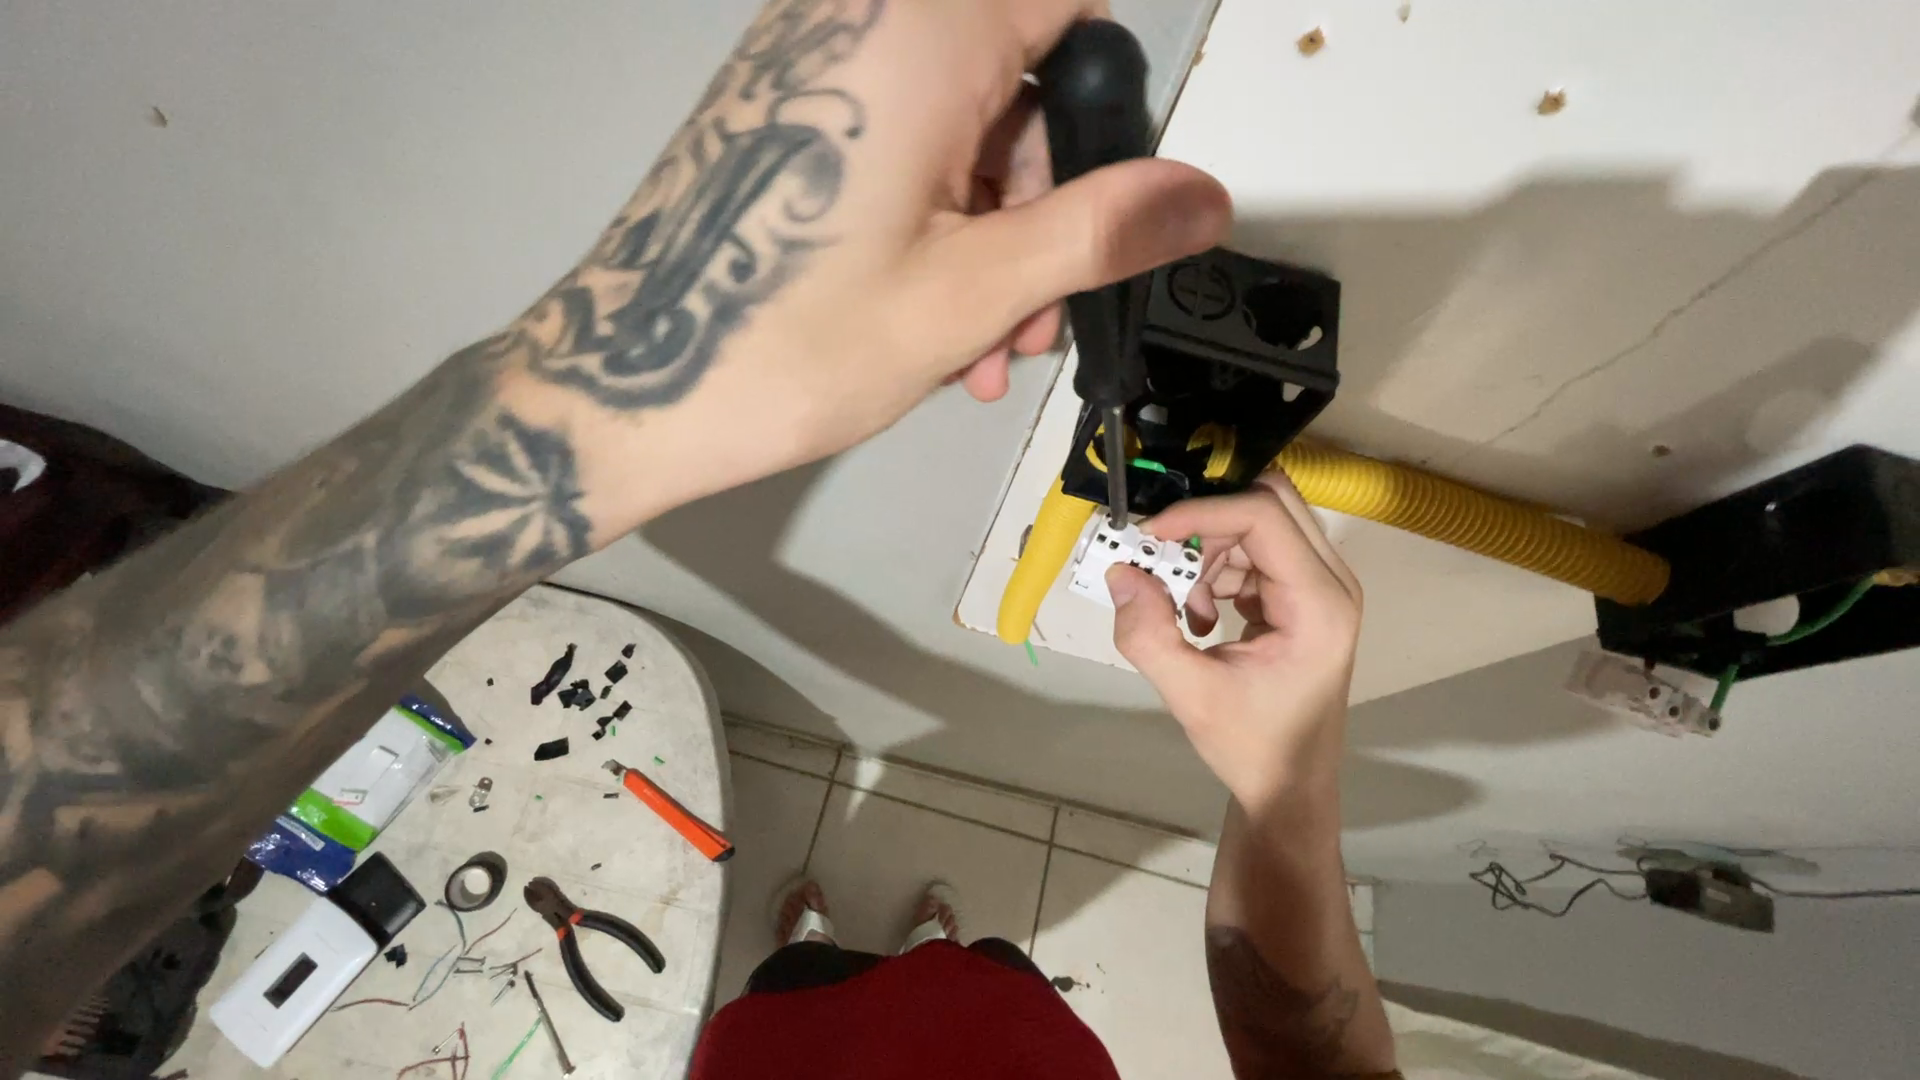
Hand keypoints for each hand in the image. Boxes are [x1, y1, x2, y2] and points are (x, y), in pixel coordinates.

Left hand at [511, 0, 1230, 527]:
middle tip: (1031, 326)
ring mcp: (811, 71)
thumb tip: (1207, 196)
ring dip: (990, 245)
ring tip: (976, 355)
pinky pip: (896, 158)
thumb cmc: (799, 344)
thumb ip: (1099, 232)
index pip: (1070, 6)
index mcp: (921, 30)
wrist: (630, 392)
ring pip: (956, 137)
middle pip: (1014, 85)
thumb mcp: (970, 293)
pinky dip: (931, 234)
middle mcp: (860, 19)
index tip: (1098, 214)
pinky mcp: (782, 124)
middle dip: (1043, 211)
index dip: (1106, 109)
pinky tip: (929, 330)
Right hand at [1106, 474, 1362, 810]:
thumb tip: (1120, 573)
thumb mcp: (1190, 696)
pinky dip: (1214, 572)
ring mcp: (1318, 585)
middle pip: (1269, 502)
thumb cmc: (1250, 745)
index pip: (1262, 517)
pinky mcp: (1300, 594)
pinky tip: (1198, 618)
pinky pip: (1252, 551)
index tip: (1149, 536)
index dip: (1201, 514)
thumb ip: (1148, 635)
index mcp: (1318, 604)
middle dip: (1206, 521)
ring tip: (1180, 606)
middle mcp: (1329, 582)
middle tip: (1163, 553)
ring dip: (1206, 552)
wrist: (1288, 783)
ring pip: (1256, 524)